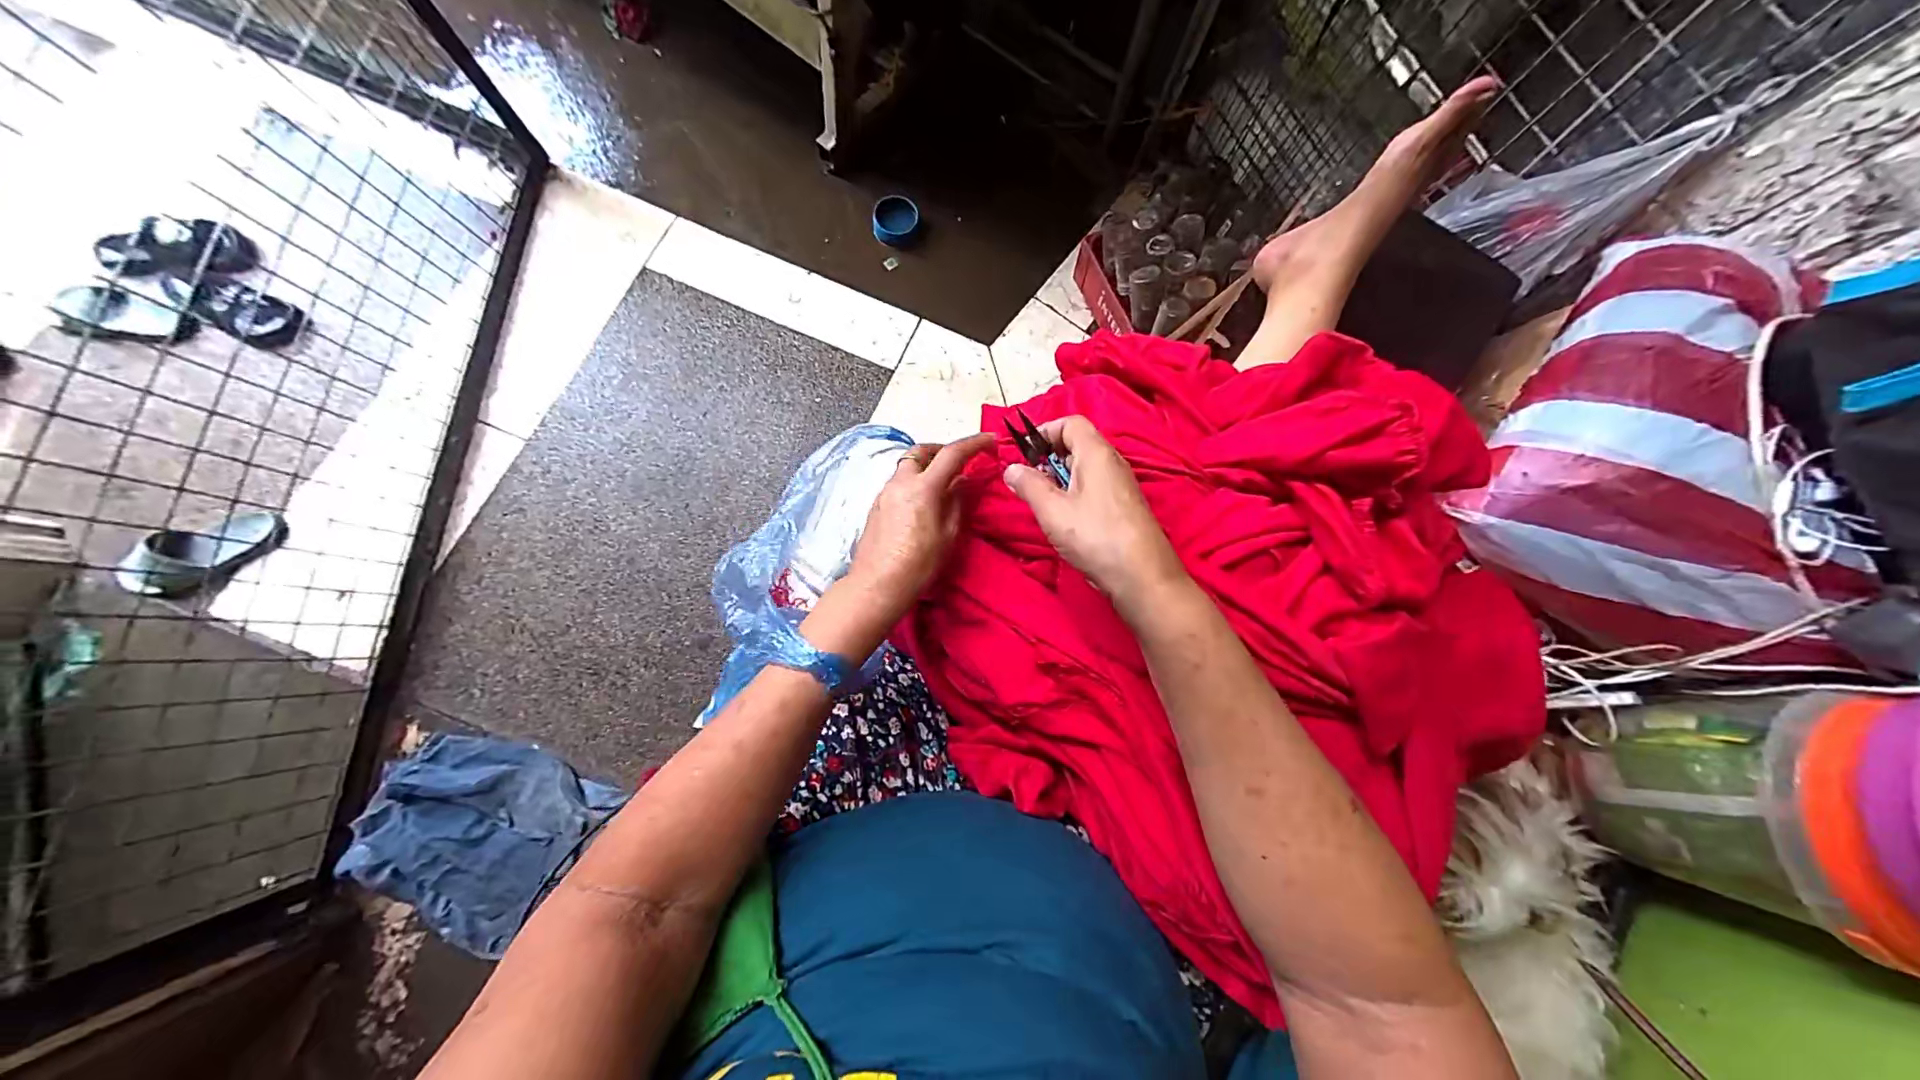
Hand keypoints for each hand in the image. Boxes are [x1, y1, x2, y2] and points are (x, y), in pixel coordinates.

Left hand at [841, 432, 994, 621]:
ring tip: (944, 485)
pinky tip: (925, 503)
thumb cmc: (917, 566)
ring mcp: (884, 494)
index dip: (974, 443)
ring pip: (907, 467)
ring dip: (927, 467)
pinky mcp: (876, 507)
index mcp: (922, 487)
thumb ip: (958, 502)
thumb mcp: (948, 534)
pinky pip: (899, 484)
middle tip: (961, 462)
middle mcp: (900, 483)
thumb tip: (964, 481)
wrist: (877, 586)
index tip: (990, 441)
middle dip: (942, 450)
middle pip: (921, 451)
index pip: (951, 453)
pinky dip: (915, 483)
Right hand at [1001, 416, 1185, 605]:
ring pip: (1085, 469)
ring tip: (1045, 504)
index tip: (1025, 454)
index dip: (1044, 432)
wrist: (1143, 576)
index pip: (1071, 423)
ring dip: (1060, 479)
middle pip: (1077, 444)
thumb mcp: (1052, 510)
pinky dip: (1075, 495)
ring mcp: (1121, 486)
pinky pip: (1094, 488)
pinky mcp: (1124, 508)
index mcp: (1096, 453)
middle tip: (1031, 482)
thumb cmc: (1096, 538)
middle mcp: (1113, 463)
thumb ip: (1028, 485)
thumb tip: (1012, 469)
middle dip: (1049, 457)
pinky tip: (1066, 521)